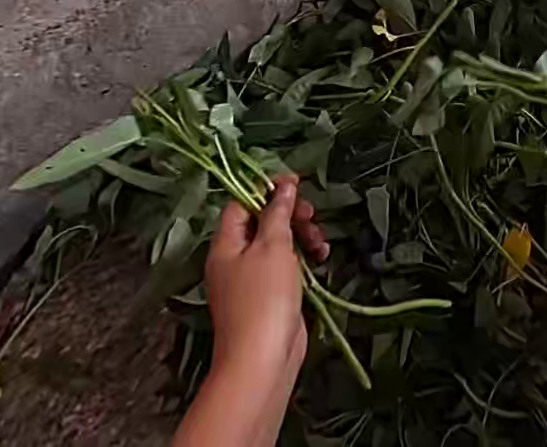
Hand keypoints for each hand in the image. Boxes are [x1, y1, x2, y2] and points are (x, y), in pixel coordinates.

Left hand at [205, 175, 323, 382]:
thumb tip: (283, 187)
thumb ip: (278, 212)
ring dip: (300, 234)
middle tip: (310, 214)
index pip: (242, 201)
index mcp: (226, 242)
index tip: (294, 184)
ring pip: (276, 242)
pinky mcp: (269, 296)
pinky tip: (321, 257)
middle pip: (261, 220)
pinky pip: (285, 265)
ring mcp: (251, 278)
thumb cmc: (264, 297)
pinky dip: (302, 257)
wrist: (262, 362)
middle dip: (289, 213)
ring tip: (319, 241)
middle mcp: (234, 258)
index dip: (266, 188)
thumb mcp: (273, 245)